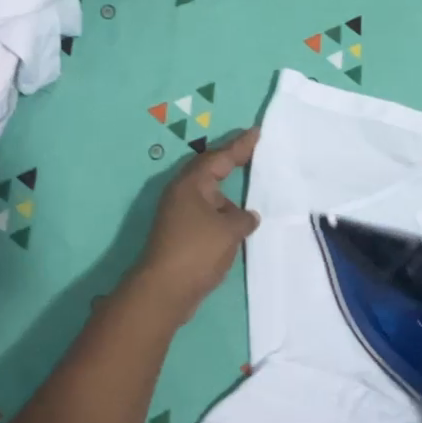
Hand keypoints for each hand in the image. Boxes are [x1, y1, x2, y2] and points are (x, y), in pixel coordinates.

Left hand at [120, 129, 261, 320]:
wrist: (164, 290)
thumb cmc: (196, 252)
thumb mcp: (229, 231)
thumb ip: (244, 219)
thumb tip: (247, 217)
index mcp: (191, 184)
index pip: (220, 157)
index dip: (240, 145)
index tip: (256, 132)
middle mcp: (182, 194)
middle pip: (209, 171)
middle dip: (230, 161)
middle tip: (252, 151)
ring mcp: (179, 214)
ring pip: (209, 195)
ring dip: (228, 194)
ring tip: (251, 192)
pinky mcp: (181, 234)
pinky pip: (208, 214)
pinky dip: (224, 213)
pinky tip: (239, 222)